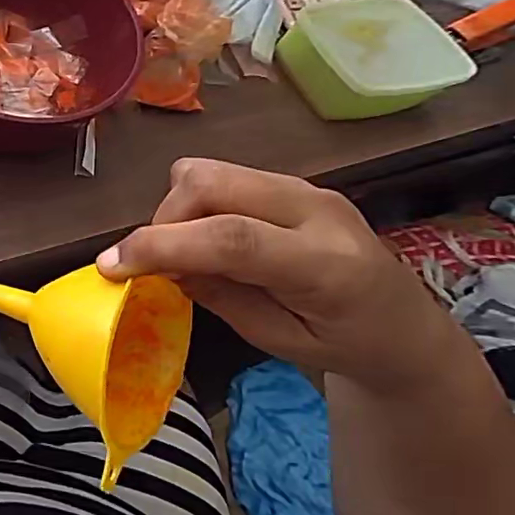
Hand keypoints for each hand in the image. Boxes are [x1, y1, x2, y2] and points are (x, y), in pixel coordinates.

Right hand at [97, 158, 469, 388]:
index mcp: (326, 265)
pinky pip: (219, 175)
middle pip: (209, 183)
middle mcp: (316, 210)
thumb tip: (159, 264)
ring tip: (183, 249)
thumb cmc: (342, 344)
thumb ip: (216, 294)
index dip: (161, 245)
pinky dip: (192, 202)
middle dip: (161, 220)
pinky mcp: (289, 180)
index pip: (231, 239)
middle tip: (156, 262)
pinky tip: (204, 234)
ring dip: (175, 208)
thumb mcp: (274, 339)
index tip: (111, 267)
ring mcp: (303, 187)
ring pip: (206, 170)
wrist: (403, 323)